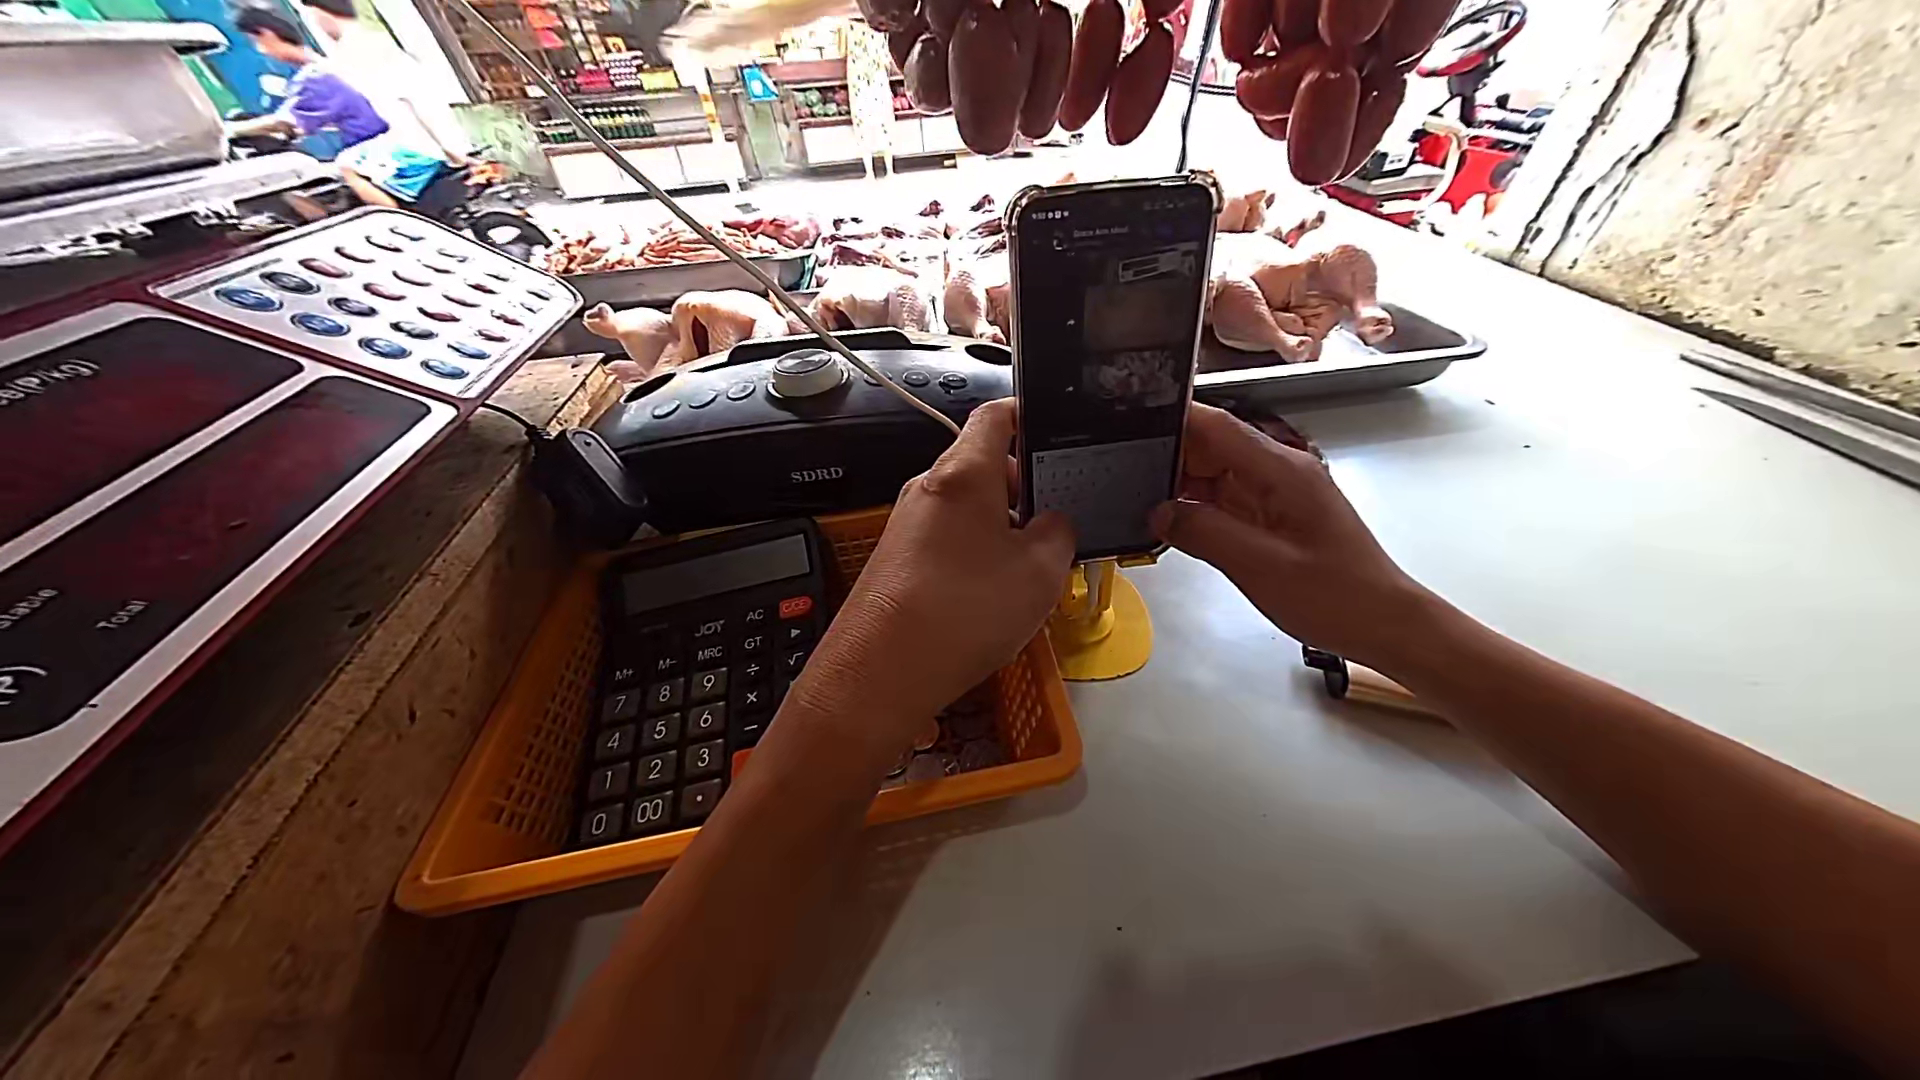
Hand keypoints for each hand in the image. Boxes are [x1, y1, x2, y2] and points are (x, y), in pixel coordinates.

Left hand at [795, 400, 1074, 747]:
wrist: (882, 671)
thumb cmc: (960, 611)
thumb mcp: (1041, 571)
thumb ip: (1058, 533)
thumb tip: (1052, 524)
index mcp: (963, 472)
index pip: (995, 415)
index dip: (1026, 414)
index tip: (1050, 427)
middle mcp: (927, 488)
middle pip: (981, 465)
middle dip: (1021, 486)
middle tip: (1055, 518)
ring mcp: (906, 523)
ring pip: (964, 506)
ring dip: (999, 524)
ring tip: (1028, 564)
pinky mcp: (897, 558)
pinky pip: (945, 538)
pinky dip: (973, 551)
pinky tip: (991, 590)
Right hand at [1150, 404, 1448, 674]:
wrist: (1382, 624)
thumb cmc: (1339, 596)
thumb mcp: (1261, 566)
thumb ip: (1203, 533)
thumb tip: (1158, 513)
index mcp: (1281, 471)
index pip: (1217, 426)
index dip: (1173, 418)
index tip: (1132, 422)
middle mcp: (1277, 473)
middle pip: (1208, 447)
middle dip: (1167, 459)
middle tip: (1128, 480)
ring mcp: (1272, 494)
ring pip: (1210, 474)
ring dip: (1177, 488)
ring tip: (1143, 505)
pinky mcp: (1267, 515)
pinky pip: (1219, 500)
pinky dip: (1193, 510)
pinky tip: (1173, 526)